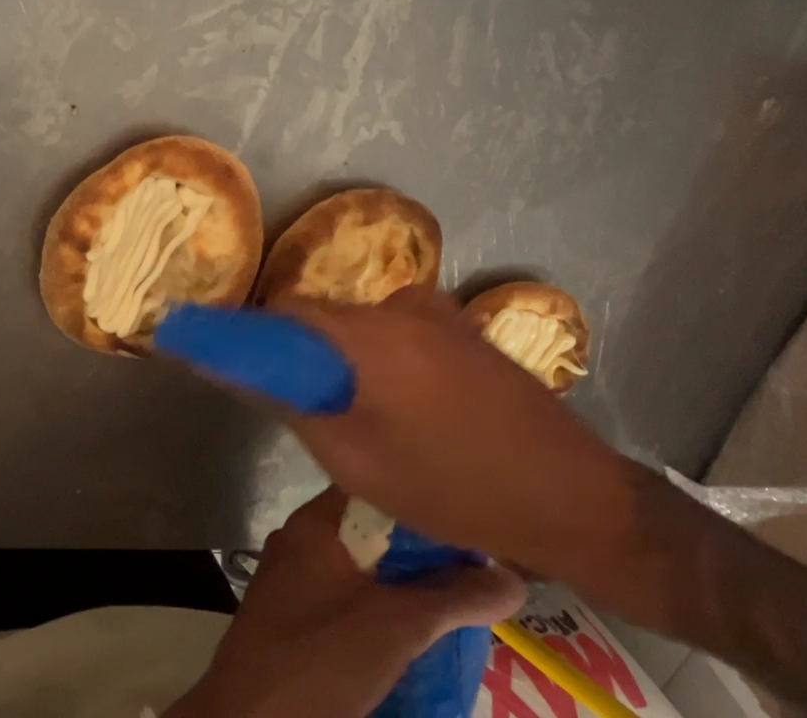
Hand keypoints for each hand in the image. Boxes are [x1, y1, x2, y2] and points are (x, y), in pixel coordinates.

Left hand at [168, 488, 522, 717]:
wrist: (250, 715)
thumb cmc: (320, 656)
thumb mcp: (398, 626)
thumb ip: (455, 597)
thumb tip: (514, 578)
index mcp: (317, 522)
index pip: (379, 489)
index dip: (429, 503)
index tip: (476, 523)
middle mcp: (302, 538)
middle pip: (375, 529)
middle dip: (426, 550)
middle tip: (482, 569)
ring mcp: (293, 576)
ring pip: (364, 566)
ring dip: (408, 582)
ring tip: (462, 600)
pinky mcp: (293, 612)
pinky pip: (348, 595)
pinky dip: (383, 606)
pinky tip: (417, 630)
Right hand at [271, 287, 652, 588]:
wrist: (576, 501)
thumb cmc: (452, 486)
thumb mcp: (353, 458)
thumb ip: (288, 404)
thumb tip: (230, 370)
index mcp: (370, 332)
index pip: (285, 311)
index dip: (252, 336)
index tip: (234, 366)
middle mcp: (403, 305)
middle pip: (325, 316)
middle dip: (301, 353)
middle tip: (297, 405)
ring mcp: (442, 315)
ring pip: (363, 327)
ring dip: (344, 360)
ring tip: (352, 416)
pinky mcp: (467, 333)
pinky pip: (399, 334)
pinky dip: (380, 361)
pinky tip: (398, 410)